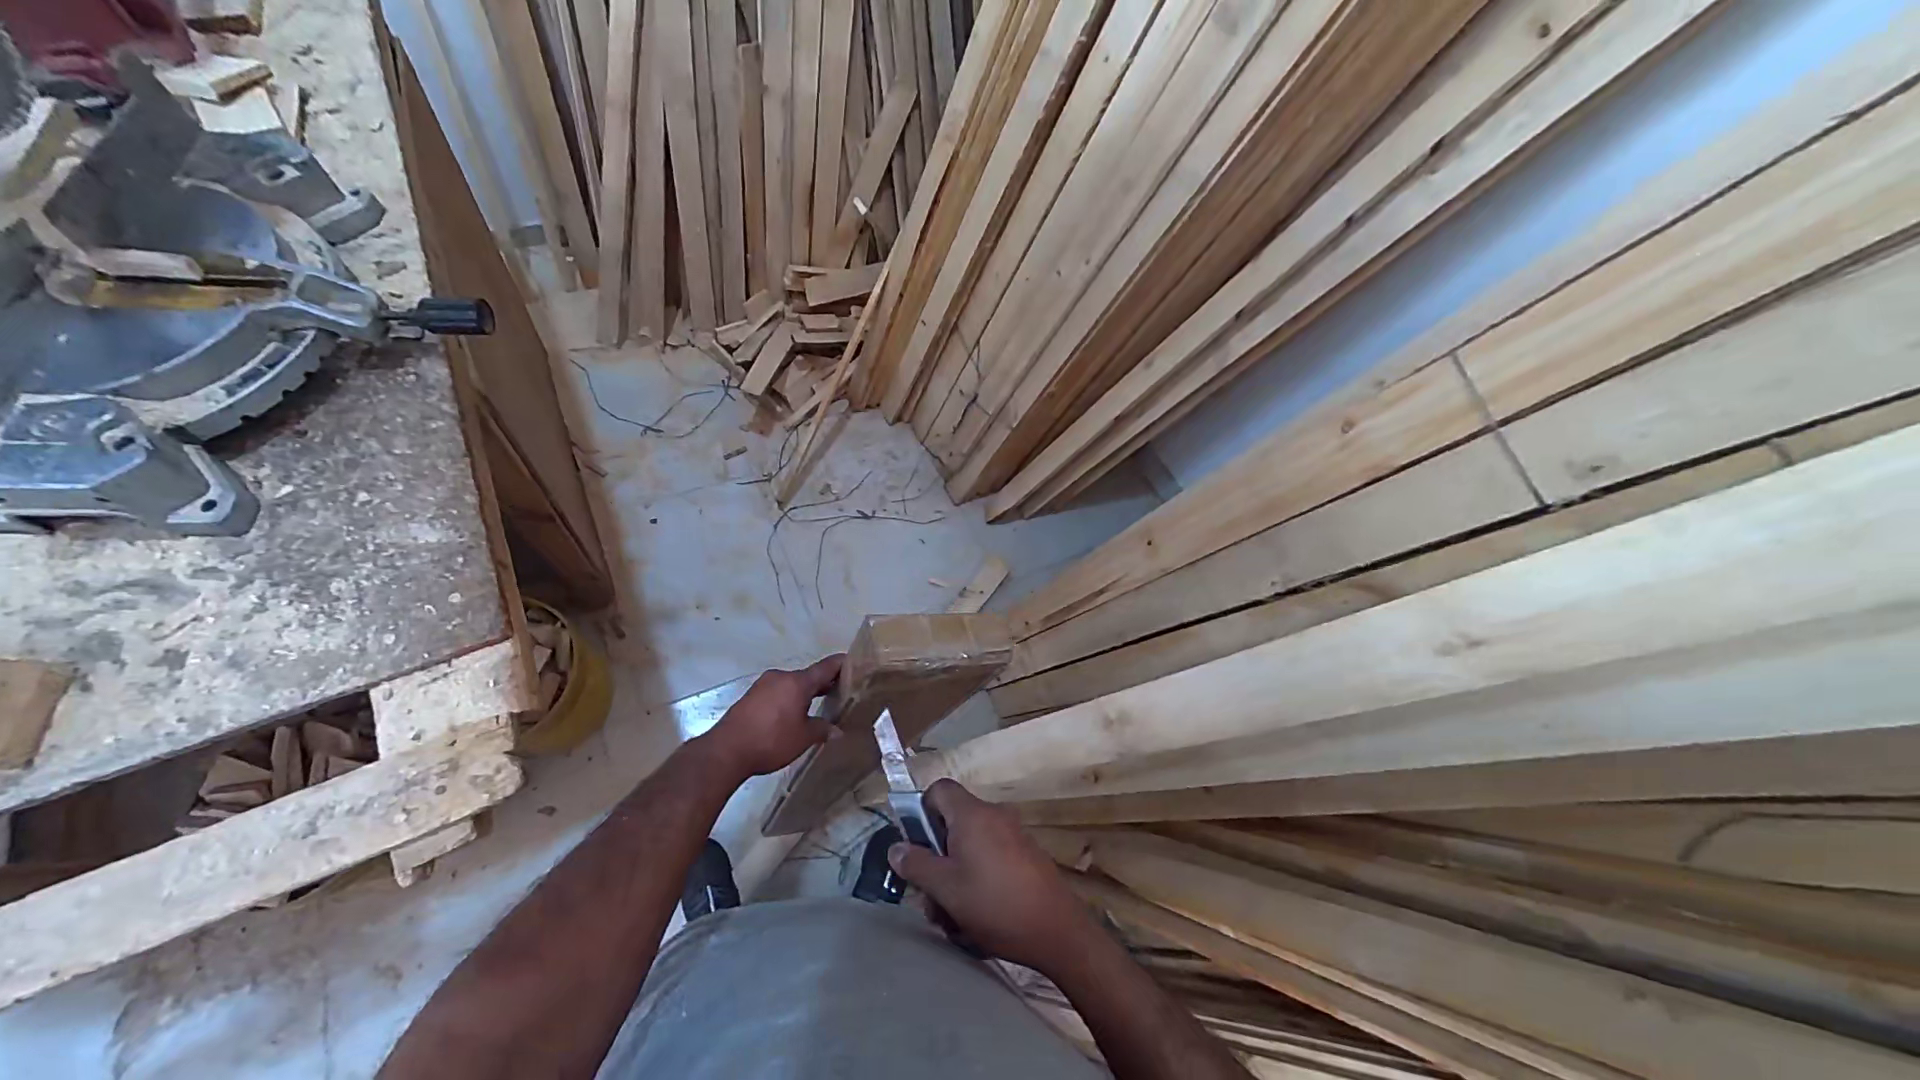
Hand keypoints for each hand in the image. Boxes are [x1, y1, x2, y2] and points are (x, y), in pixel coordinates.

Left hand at [699, 655, 843, 780]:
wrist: (726, 751)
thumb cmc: (771, 740)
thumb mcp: (804, 737)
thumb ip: (823, 730)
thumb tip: (837, 731)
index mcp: (798, 682)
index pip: (827, 666)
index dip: (843, 664)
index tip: (857, 664)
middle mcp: (781, 677)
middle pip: (809, 676)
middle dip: (825, 684)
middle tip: (841, 693)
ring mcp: (763, 685)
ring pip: (791, 685)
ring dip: (805, 693)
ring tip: (818, 707)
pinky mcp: (750, 697)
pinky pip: (777, 693)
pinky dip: (788, 699)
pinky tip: (792, 715)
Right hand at [887, 780, 1100, 972]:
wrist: (1058, 930)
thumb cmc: (995, 904)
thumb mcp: (945, 889)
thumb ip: (916, 864)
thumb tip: (896, 847)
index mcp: (972, 814)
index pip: (938, 789)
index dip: (921, 811)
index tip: (917, 846)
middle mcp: (993, 816)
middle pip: (952, 824)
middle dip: (937, 860)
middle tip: (933, 898)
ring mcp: (1013, 836)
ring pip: (970, 848)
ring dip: (956, 878)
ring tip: (955, 919)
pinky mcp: (1026, 857)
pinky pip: (991, 860)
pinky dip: (979, 882)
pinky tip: (980, 919)